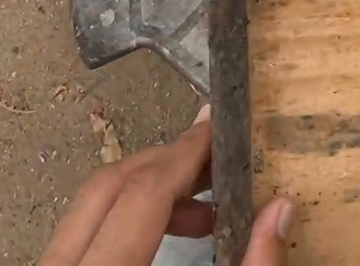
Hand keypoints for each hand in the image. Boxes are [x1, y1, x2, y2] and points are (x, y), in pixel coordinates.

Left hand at [40, 105, 294, 265]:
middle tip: (218, 156)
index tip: (220, 126)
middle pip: (108, 185)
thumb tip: (279, 210)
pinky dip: (126, 217)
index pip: (143, 191)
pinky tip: (170, 231)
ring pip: (91, 204)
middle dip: (170, 161)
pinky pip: (80, 232)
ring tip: (204, 206)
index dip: (188, 152)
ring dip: (150, 189)